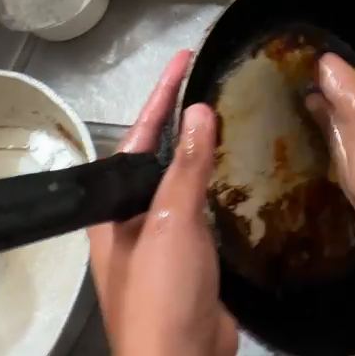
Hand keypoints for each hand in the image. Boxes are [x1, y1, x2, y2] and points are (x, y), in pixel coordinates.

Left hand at [88, 50, 237, 355]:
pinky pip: (204, 203)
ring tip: (229, 113)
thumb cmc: (162, 294)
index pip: (136, 138)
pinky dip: (219, 179)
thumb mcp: (172, 222)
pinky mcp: (192, 255)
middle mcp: (134, 221)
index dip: (160, 97)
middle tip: (209, 80)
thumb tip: (197, 112)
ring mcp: (164, 238)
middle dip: (180, 117)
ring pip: (183, 178)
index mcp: (114, 212)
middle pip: (158, 155)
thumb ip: (185, 166)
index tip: (182, 61)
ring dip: (202, 147)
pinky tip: (239, 167)